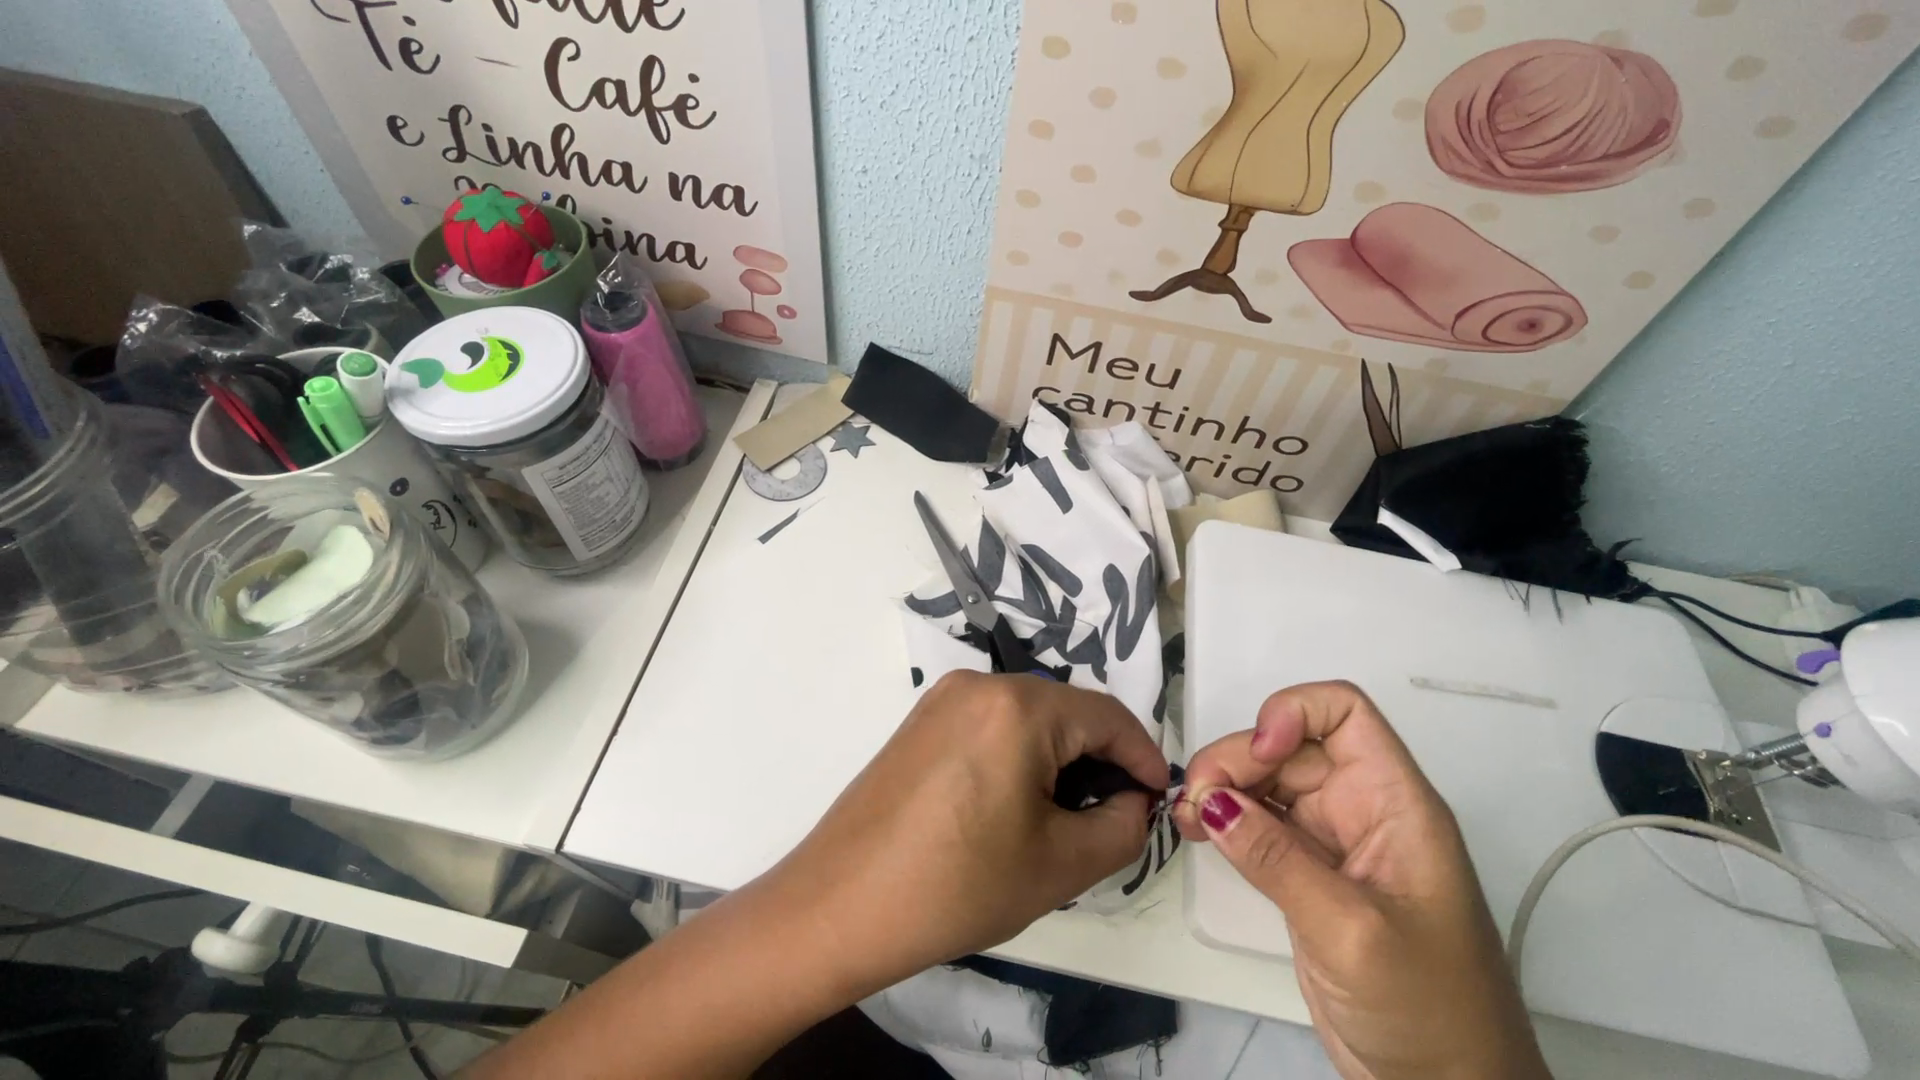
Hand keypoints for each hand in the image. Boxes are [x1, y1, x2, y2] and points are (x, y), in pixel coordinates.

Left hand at [757, 671, 1168, 998]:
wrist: (839, 908)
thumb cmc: (957, 886)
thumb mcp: (1062, 865)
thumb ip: (1123, 826)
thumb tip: (1135, 801)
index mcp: (1018, 705)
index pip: (1108, 717)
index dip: (1145, 758)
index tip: (1160, 800)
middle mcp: (978, 684)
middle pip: (1067, 713)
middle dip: (1100, 761)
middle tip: (1113, 819)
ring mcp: (941, 700)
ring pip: (1029, 719)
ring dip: (1059, 760)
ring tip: (1066, 820)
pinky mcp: (918, 723)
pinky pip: (990, 727)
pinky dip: (1020, 757)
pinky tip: (1017, 808)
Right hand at [1173, 681, 1548, 1079]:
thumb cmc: (1426, 1008)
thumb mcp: (1350, 930)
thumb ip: (1277, 860)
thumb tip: (1211, 801)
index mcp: (1395, 804)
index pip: (1345, 714)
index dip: (1294, 713)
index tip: (1257, 754)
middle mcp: (1362, 810)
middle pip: (1292, 746)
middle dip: (1239, 758)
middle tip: (1195, 801)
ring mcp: (1332, 843)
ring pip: (1268, 783)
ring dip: (1222, 787)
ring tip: (1185, 818)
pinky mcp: (1307, 876)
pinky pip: (1259, 825)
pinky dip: (1224, 820)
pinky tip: (1196, 833)